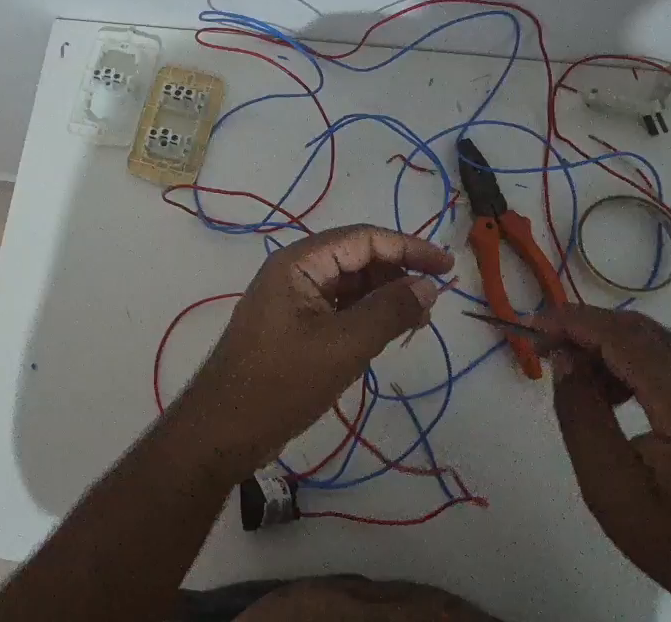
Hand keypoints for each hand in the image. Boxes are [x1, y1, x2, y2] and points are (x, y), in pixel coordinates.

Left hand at [172, 224, 452, 479]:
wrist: (223, 431)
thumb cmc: (281, 384)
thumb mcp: (343, 347)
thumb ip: (388, 312)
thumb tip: (429, 285)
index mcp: (299, 263)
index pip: (362, 238)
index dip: (407, 247)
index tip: (447, 266)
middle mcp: (295, 272)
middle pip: (356, 257)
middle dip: (397, 272)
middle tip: (434, 301)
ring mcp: (293, 300)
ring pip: (349, 284)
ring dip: (385, 296)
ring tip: (418, 321)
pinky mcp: (295, 326)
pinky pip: (338, 308)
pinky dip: (366, 316)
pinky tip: (390, 333)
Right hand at [527, 305, 670, 621]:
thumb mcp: (613, 491)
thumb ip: (582, 417)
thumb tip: (564, 360)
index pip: (621, 335)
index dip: (572, 321)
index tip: (530, 329)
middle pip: (641, 330)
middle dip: (588, 329)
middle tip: (546, 351)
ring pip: (660, 343)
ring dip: (611, 346)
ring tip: (576, 379)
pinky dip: (637, 363)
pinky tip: (617, 396)